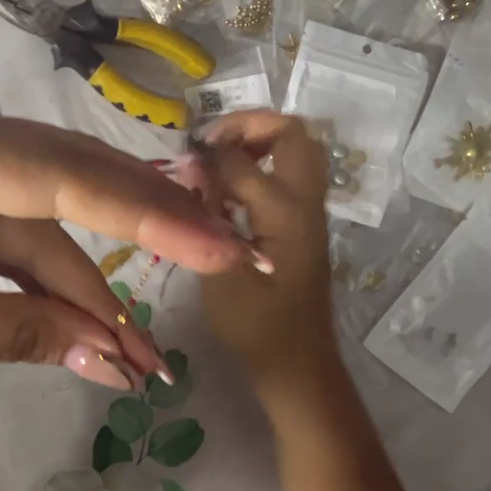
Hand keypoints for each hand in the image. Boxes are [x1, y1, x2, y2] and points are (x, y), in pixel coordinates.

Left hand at [0, 105, 257, 424]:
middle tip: (221, 266)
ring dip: (91, 292)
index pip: (59, 175)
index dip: (146, 216)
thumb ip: (28, 329)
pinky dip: (52, 293)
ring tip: (138, 357)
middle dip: (136, 243)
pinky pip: (15, 248)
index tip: (218, 246)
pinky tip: (92, 335)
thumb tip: (118, 358)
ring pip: (44, 229)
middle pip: (64, 187)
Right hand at [195, 111, 338, 384]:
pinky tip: (226, 192)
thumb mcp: (221, 272)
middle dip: (251, 126)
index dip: (211, 150)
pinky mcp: (301, 229)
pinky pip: (289, 177)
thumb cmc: (254, 326)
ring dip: (259, 144)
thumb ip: (209, 212)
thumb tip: (195, 166)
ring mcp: (308, 215)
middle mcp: (305, 203)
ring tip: (217, 162)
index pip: (245, 156)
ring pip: (297, 154)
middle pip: (293, 135)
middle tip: (211, 145)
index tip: (182, 161)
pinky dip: (261, 168)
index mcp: (286, 211)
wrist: (295, 364)